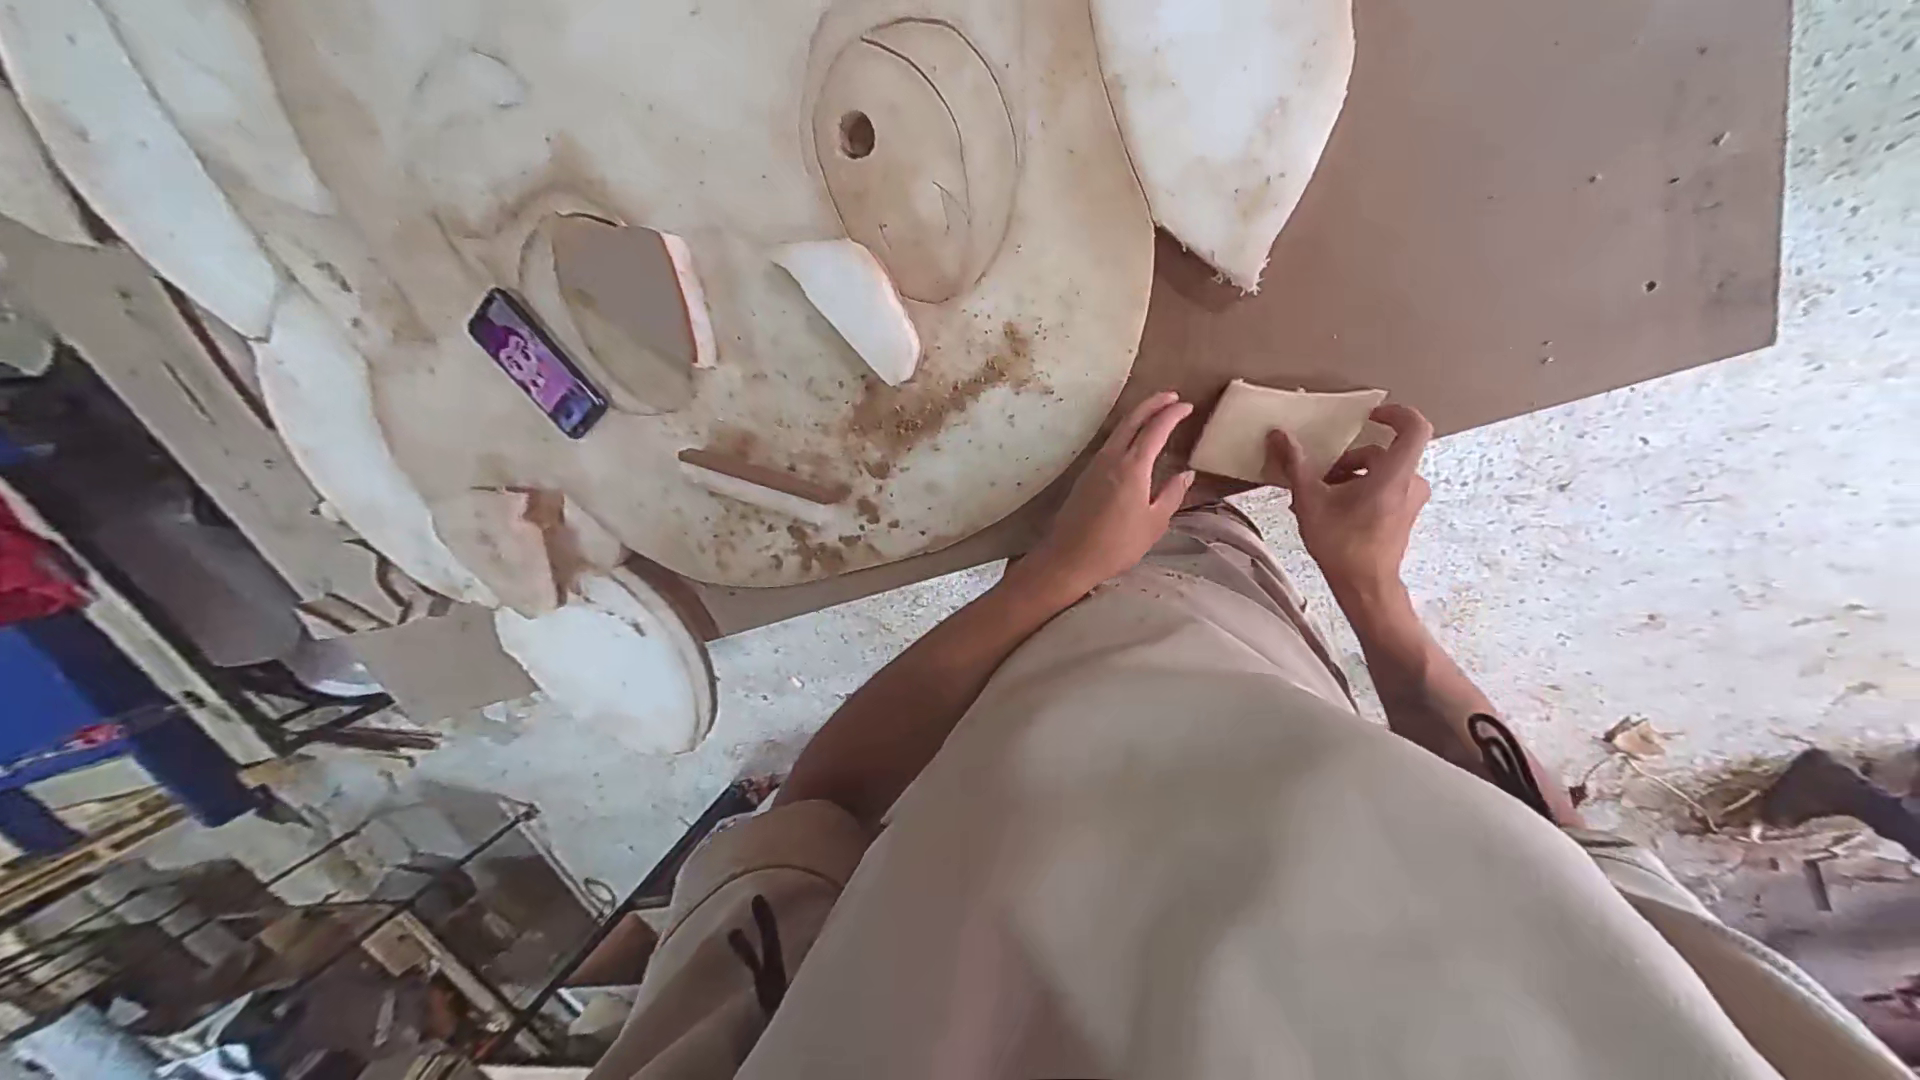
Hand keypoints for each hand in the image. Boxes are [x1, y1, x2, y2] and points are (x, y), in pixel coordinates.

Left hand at [1024, 391, 1194, 596]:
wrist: (1069, 557)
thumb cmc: (1116, 545)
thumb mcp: (1154, 522)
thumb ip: (1172, 493)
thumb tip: (1186, 474)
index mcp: (1132, 467)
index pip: (1156, 429)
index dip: (1172, 414)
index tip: (1187, 406)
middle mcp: (1111, 459)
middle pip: (1132, 420)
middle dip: (1152, 404)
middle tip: (1170, 396)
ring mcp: (1094, 466)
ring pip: (1117, 431)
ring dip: (1137, 417)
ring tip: (1154, 414)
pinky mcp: (1084, 476)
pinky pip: (1108, 445)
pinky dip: (1124, 434)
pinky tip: (1131, 442)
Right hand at [1267, 404, 1432, 601]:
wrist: (1364, 585)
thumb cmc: (1341, 544)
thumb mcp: (1309, 500)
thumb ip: (1295, 464)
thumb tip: (1279, 436)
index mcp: (1394, 474)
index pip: (1414, 427)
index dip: (1395, 413)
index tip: (1370, 415)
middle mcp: (1410, 483)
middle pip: (1381, 454)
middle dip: (1346, 460)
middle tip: (1318, 475)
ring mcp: (1410, 500)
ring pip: (1379, 472)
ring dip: (1348, 477)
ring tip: (1318, 496)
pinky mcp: (1404, 513)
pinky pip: (1383, 489)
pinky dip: (1358, 490)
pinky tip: (1330, 508)